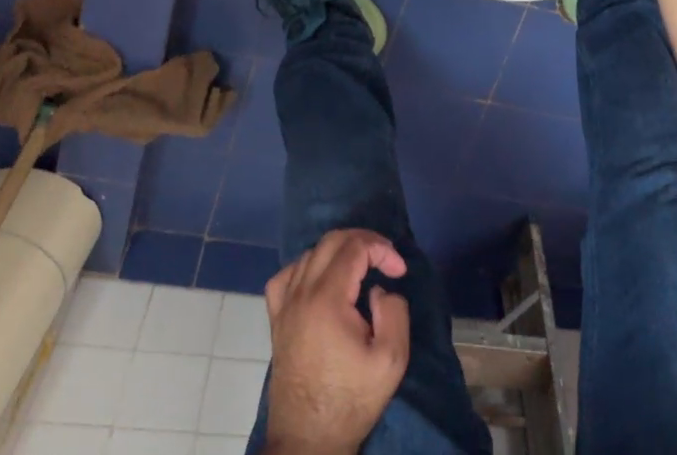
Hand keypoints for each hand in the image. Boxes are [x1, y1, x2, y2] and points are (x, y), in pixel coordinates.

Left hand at [262, 229, 411, 454]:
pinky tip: (322, 279)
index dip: (382, 249)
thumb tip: (381, 290)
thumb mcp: (391, 359)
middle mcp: (300, 295)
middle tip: (386, 261)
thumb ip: (394, 312)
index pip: (354, 247)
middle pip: (330, 241)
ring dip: (339, 251)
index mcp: (326, 300)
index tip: (400, 271)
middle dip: (363, 241)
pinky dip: (308, 266)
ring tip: (362, 268)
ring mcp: (284, 307)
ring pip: (309, 254)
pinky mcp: (277, 321)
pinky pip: (286, 276)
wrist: (308, 438)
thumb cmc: (351, 400)